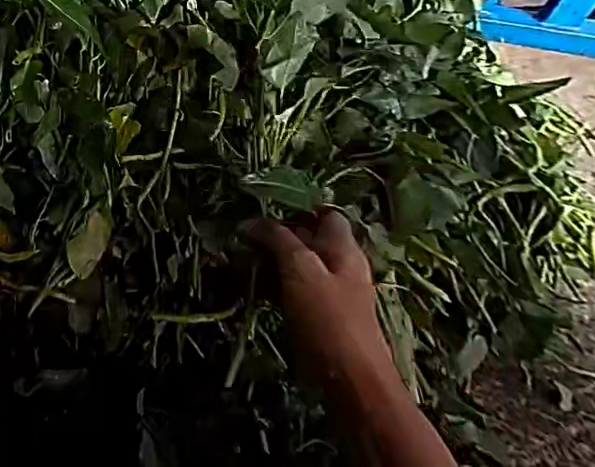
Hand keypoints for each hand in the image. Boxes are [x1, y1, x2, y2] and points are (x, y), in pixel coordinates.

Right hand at [248, 208, 395, 392]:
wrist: (354, 387)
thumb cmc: (329, 319)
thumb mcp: (300, 269)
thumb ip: (277, 238)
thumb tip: (250, 221)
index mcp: (343, 248)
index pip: (323, 213)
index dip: (296, 207)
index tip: (263, 208)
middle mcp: (340, 265)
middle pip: (306, 238)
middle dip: (275, 234)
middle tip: (242, 235)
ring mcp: (331, 293)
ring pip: (297, 264)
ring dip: (270, 259)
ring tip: (239, 259)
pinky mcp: (320, 317)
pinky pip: (294, 289)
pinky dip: (274, 284)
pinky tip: (253, 286)